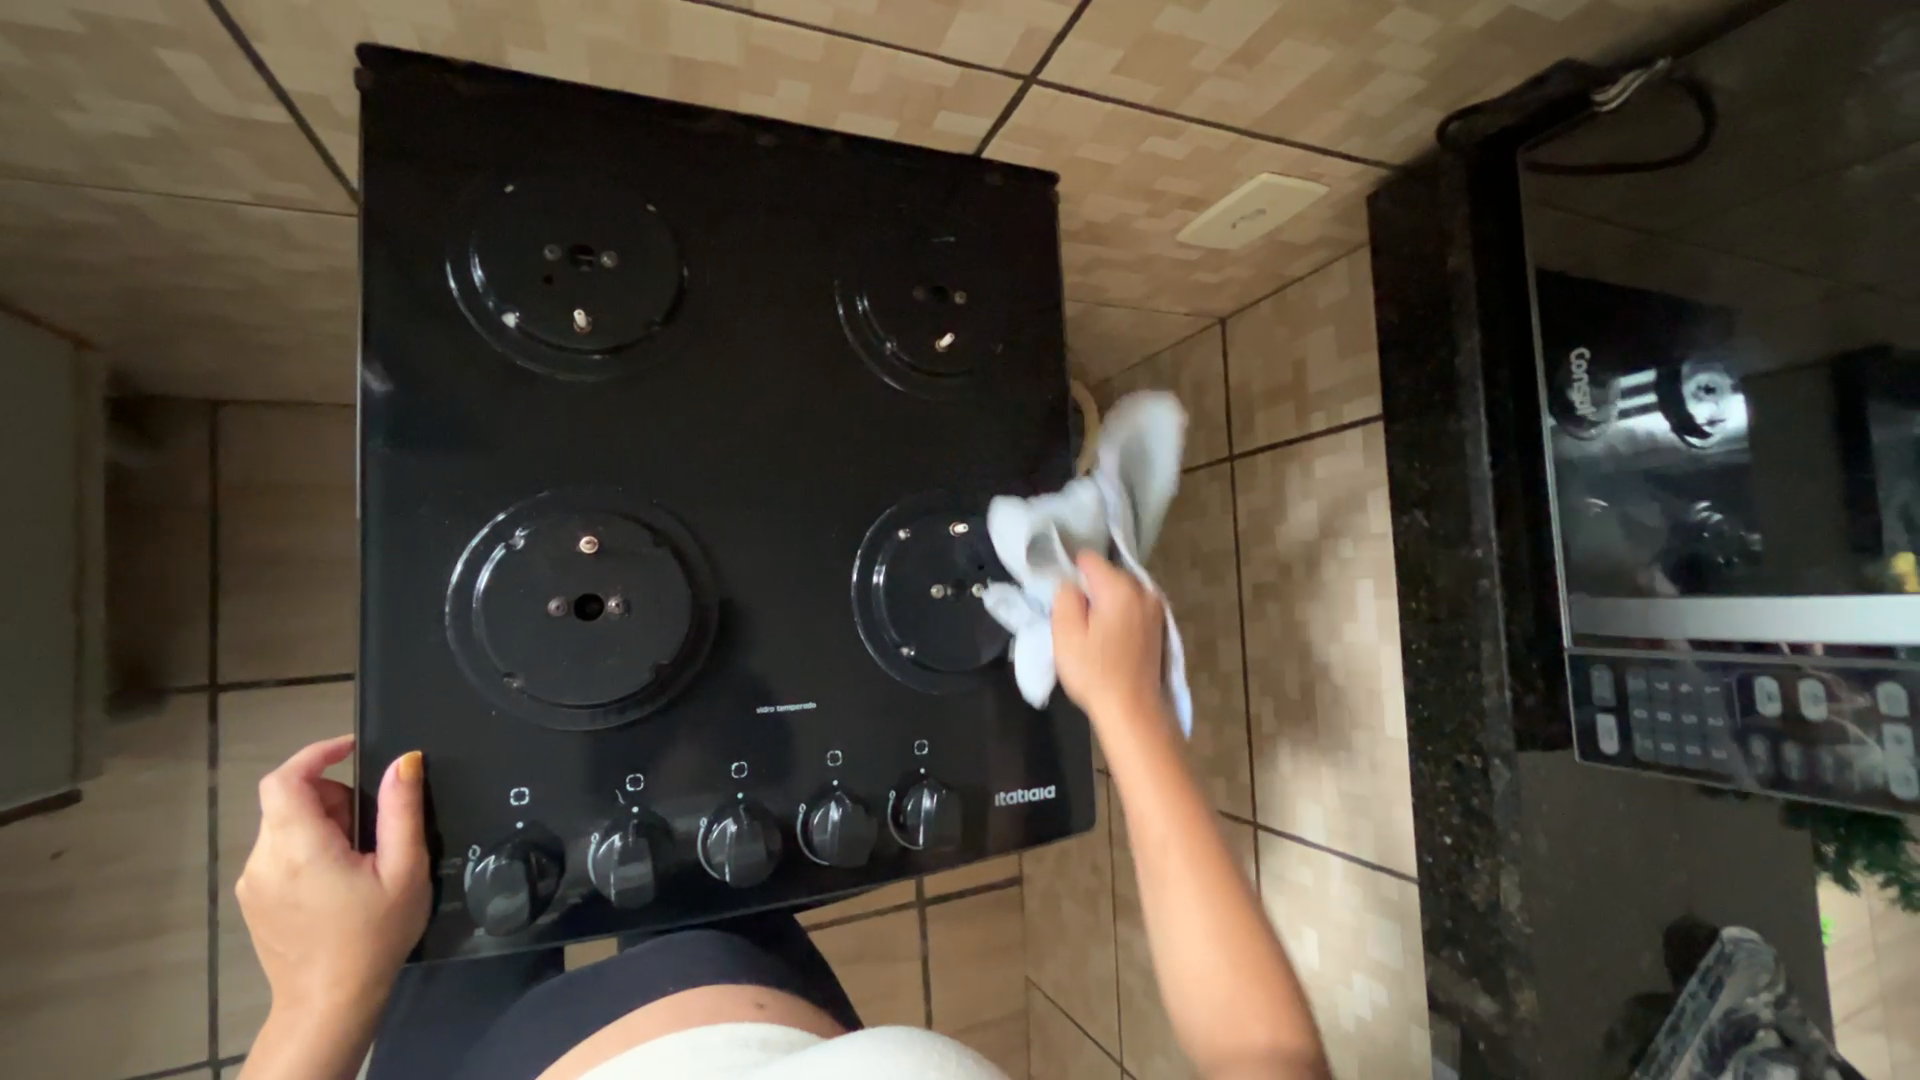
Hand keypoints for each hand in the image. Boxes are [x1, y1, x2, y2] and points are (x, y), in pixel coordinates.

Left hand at [236, 737, 429, 1024]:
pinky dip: (310, 844)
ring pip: (285, 824)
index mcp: (300, 848)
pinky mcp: (253, 898)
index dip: (316, 753)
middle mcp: (263, 860)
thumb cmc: (376, 933)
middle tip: (376, 825)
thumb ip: (402, 810)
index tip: (353, 748)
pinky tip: (341, 876)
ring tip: (363, 856)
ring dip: (324, 821)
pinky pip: (279, 850)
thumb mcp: (405, 868)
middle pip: (289, 799)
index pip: (285, 779)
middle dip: (334, 795)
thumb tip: (405, 760)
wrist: (330, 1000)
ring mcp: (252, 882)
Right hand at [1052, 551, 1166, 724]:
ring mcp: (1156, 608)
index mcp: (1120, 587)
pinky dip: (1120, 614)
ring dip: (1106, 602)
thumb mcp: (1066, 634)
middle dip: (1090, 588)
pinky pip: (1133, 607)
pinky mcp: (1160, 626)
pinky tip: (1110, 638)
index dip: (1071, 571)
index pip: (1089, 559)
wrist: (1133, 711)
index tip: (1063, 596)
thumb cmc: (1095, 673)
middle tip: (1076, 619)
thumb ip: (1065, 597)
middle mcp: (1144, 590)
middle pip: (1108, 574)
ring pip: (1121, 591)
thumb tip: (1071, 584)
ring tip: (1093, 631)